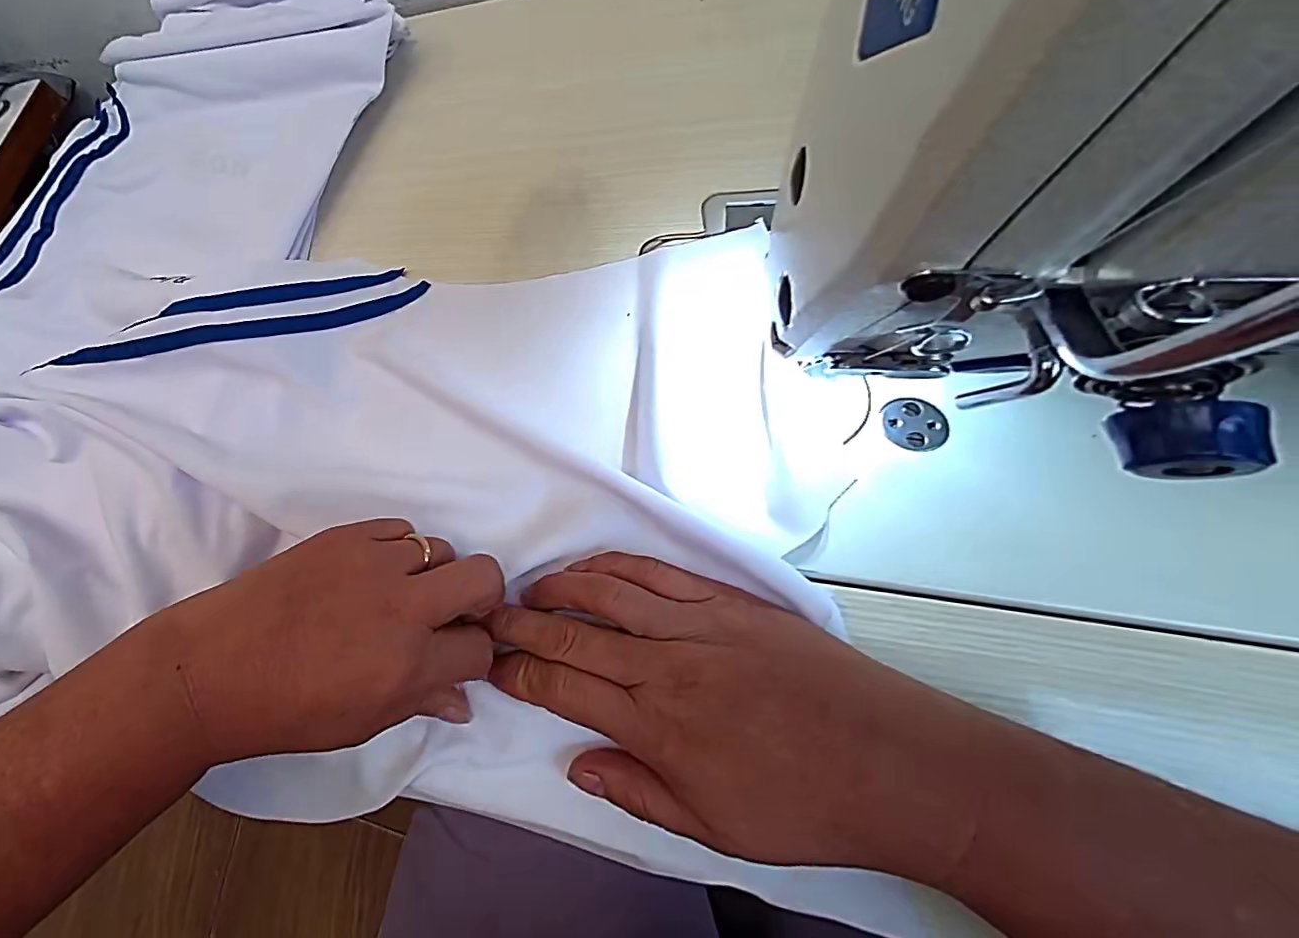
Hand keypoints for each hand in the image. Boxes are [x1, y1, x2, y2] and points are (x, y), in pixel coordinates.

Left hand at [133, 519, 504, 765]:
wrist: (219, 664)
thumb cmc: (288, 709)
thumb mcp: (362, 722)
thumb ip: (419, 702)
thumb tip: (462, 701)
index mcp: (410, 663)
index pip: (480, 647)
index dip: (474, 653)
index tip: (457, 652)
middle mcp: (403, 605)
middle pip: (482, 576)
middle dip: (478, 598)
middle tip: (448, 614)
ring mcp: (373, 561)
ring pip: (440, 547)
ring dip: (433, 572)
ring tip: (401, 592)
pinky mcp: (344, 535)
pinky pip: (397, 528)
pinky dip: (398, 548)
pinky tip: (374, 570)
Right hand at [485, 552, 1031, 885]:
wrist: (906, 768)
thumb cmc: (807, 806)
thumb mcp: (716, 828)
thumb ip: (637, 792)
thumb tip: (577, 765)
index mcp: (657, 726)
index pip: (562, 687)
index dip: (518, 674)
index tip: (493, 666)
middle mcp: (666, 667)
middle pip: (571, 634)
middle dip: (519, 625)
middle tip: (489, 617)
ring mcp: (697, 626)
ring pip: (606, 591)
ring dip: (558, 588)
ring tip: (531, 591)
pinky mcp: (728, 602)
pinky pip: (656, 572)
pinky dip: (613, 565)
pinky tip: (591, 567)